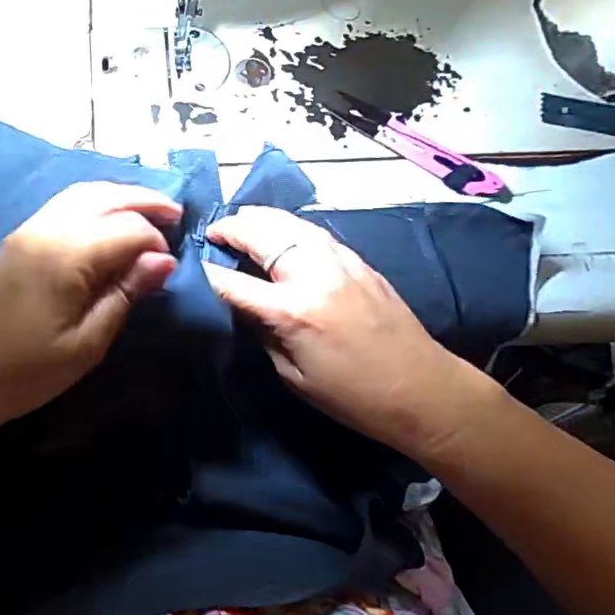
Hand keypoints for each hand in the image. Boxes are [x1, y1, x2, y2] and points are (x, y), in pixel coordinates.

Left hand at [0, 182, 180, 438]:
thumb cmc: (28, 371)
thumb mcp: (88, 343)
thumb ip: (126, 293)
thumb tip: (164, 260)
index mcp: (64, 255)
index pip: (126, 228)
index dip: (154, 243)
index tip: (167, 269)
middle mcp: (45, 229)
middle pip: (103, 196)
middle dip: (143, 201)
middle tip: (176, 214)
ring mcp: (27, 230)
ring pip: (81, 194)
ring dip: (118, 197)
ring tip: (149, 212)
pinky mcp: (18, 239)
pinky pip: (63, 206)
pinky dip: (93, 205)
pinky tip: (109, 222)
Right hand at [203, 206, 504, 457]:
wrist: (423, 390)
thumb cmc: (352, 396)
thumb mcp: (292, 374)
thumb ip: (263, 332)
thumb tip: (243, 304)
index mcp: (292, 310)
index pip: (234, 282)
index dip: (207, 273)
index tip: (191, 265)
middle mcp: (314, 274)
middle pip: (262, 234)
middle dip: (232, 229)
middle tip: (213, 232)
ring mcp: (340, 262)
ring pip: (290, 223)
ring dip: (260, 218)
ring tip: (240, 221)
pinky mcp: (358, 261)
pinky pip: (314, 233)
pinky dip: (289, 226)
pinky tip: (279, 232)